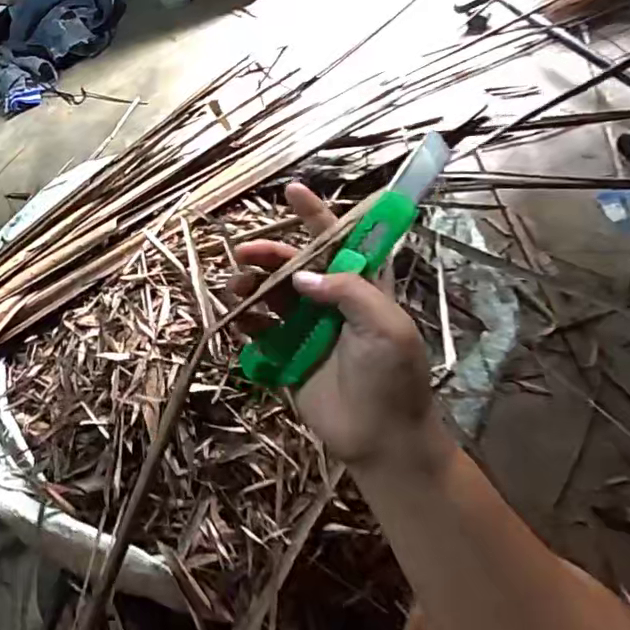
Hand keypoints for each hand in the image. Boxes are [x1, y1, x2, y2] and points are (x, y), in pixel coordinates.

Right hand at [228, 182, 450, 474]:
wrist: (380, 439)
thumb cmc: (394, 379)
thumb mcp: (387, 328)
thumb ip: (349, 293)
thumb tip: (300, 276)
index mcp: (361, 289)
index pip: (338, 241)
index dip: (315, 215)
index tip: (291, 190)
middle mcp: (329, 302)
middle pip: (293, 265)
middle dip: (268, 254)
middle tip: (243, 253)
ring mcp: (305, 329)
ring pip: (270, 294)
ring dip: (251, 285)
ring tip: (235, 288)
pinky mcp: (285, 354)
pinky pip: (258, 330)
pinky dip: (244, 320)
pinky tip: (236, 318)